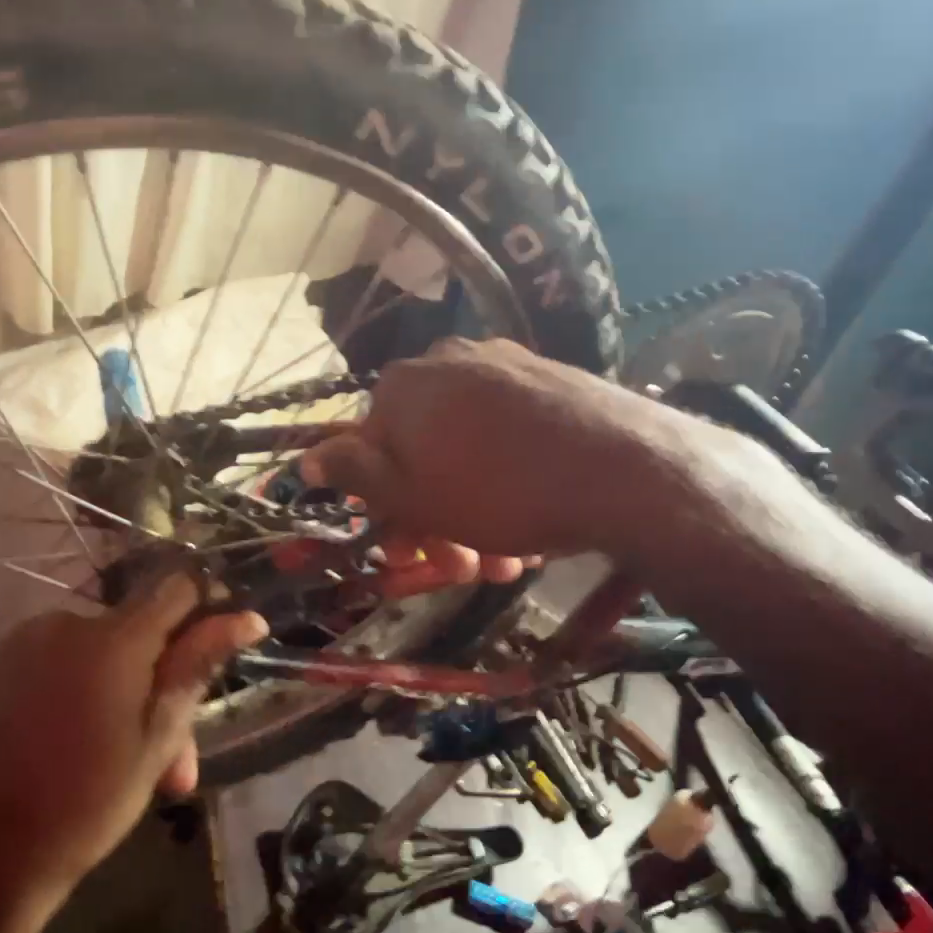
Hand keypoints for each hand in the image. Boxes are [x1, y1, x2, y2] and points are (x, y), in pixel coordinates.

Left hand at [0, 571, 265, 902]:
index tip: (220, 646)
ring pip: (108, 650)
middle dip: (167, 679)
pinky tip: (96, 738)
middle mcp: (70, 621)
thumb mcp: (160, 736)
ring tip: (142, 762)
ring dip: (132, 692)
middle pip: (142, 628)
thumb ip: (198, 666)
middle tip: (181, 755)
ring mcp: (32, 638)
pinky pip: (72, 659)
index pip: (177, 587)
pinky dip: (93, 689)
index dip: (206, 607)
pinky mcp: (9, 660)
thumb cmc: (91, 799)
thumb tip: (249, 617)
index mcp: (113, 637)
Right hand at [300, 337, 784, 564]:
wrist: (625, 468)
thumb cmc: (499, 492)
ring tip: (507, 562)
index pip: (369, 452)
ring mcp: (502, 363)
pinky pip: (508, 432)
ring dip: (475, 509)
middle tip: (462, 571)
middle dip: (436, 518)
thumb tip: (307, 458)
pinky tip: (533, 521)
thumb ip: (355, 474)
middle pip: (421, 451)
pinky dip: (508, 477)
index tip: (410, 558)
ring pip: (467, 447)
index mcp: (402, 387)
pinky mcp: (549, 375)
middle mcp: (446, 361)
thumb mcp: (413, 497)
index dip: (386, 512)